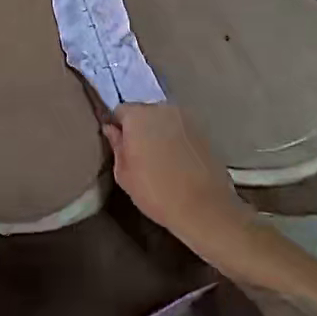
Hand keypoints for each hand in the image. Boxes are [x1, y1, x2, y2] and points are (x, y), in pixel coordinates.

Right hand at [103, 103, 256, 261]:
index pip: (119, 110)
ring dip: (159, 132)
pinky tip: (179, 161)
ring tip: (161, 159)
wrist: (204, 207)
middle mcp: (162, 108)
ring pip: (164, 120)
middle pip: (144, 112)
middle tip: (140, 155)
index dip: (118, 127)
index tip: (121, 146)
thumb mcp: (124, 174)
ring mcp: (186, 117)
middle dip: (139, 128)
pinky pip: (181, 129)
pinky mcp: (204, 130)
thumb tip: (112, 129)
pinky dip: (177, 139)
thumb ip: (116, 146)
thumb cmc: (156, 192)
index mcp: (138, 115)